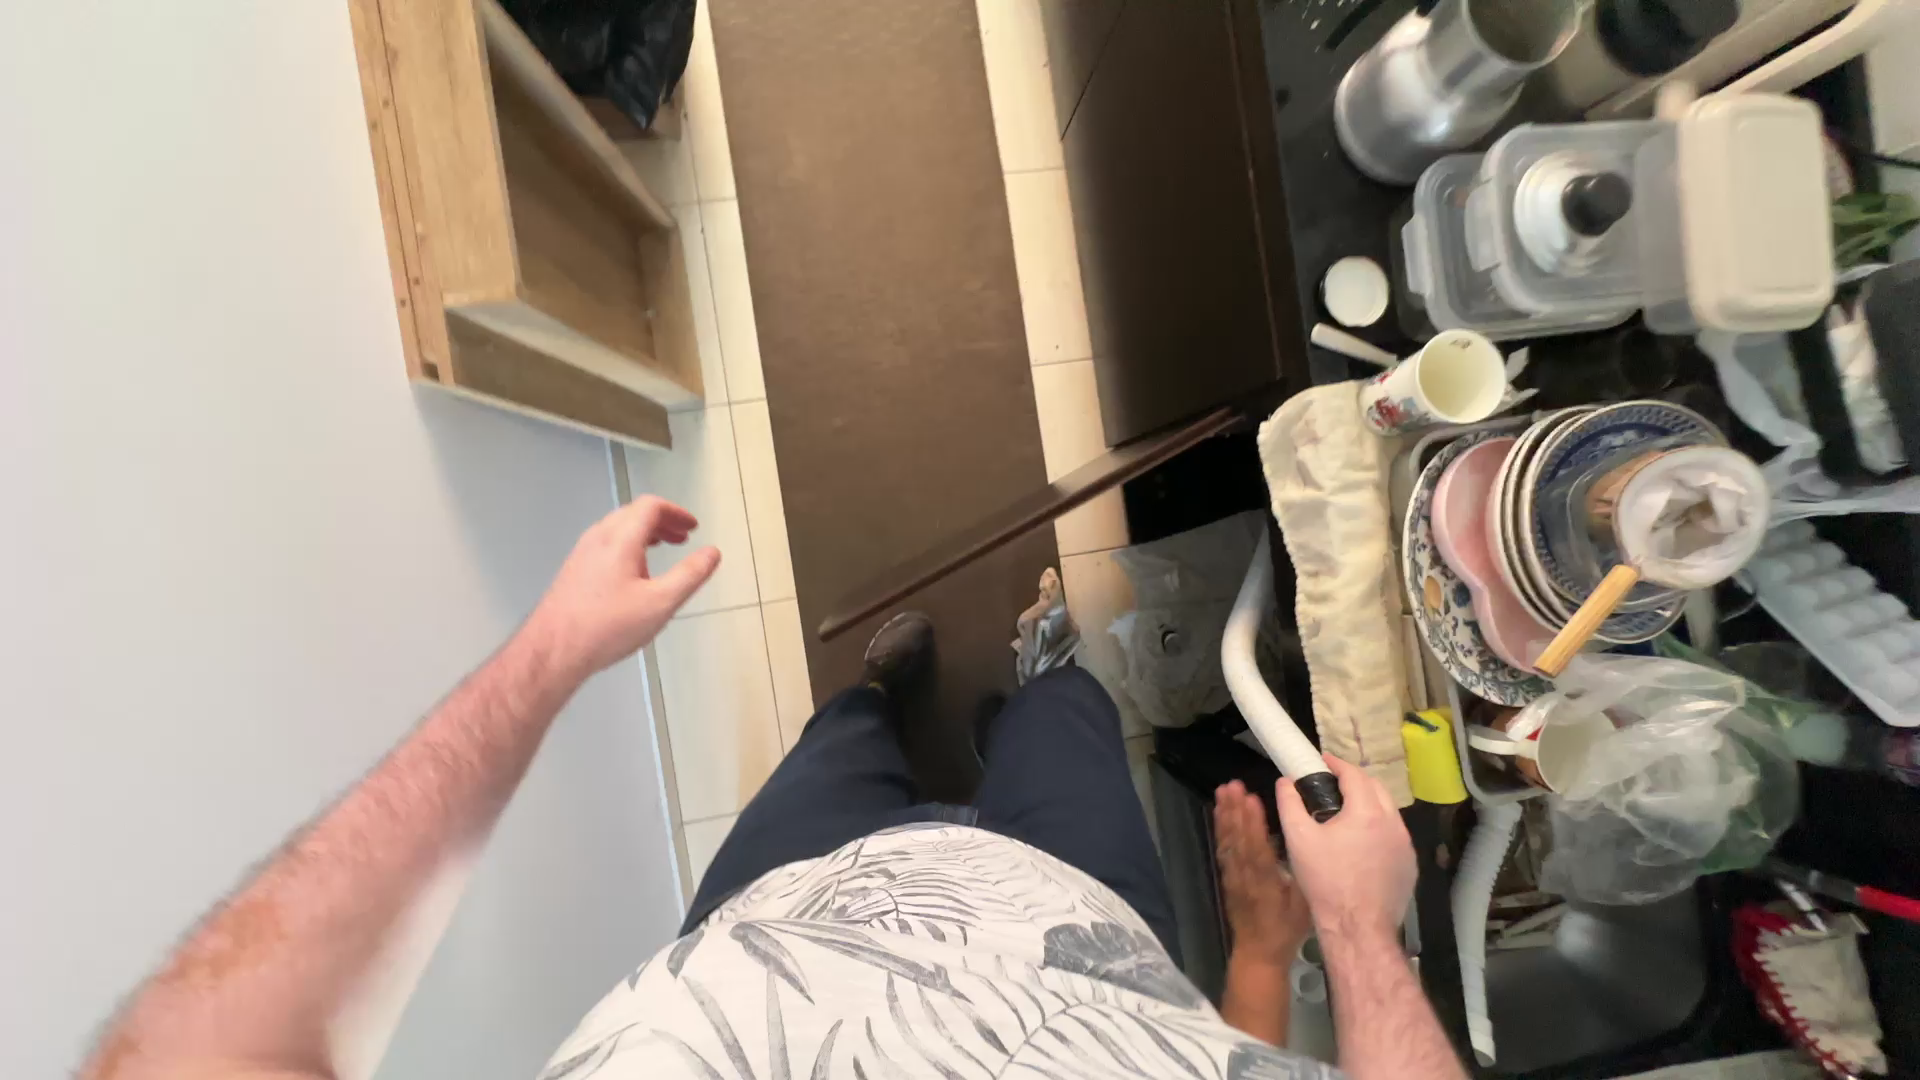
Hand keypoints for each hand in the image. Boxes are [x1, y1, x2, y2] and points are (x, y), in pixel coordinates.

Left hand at [521, 497, 719, 680]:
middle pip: (633, 513)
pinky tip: (636, 572)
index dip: (676, 512)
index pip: (650, 506)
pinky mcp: (574, 570)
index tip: (693, 528)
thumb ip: (690, 575)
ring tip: (664, 550)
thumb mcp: (661, 603)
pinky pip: (606, 544)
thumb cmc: (610, 626)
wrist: (552, 652)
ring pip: (617, 528)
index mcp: (620, 539)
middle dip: (663, 521)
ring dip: (645, 532)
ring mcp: (582, 553)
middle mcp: (598, 538)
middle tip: (684, 538)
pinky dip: (629, 544)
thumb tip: (713, 552)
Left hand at [1215, 780, 1311, 968]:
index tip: (1251, 799)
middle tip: (1233, 785)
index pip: (1257, 849)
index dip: (1253, 824)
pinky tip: (1220, 812)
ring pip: (1227, 840)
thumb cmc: (1286, 931)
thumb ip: (1303, 878)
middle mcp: (1245, 876)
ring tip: (1223, 790)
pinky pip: (1223, 847)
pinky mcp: (1227, 875)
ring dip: (1225, 814)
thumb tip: (1310, 848)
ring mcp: (1233, 875)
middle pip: (1238, 839)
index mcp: (1266, 884)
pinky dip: (1221, 827)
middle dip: (1235, 810)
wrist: (1258, 952)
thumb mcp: (1303, 908)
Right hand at [1276, 755, 1414, 944]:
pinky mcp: (1409, 866)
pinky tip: (1359, 842)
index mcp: (1367, 812)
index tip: (1321, 761)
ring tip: (1343, 811)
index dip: (1336, 764)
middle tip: (1330, 783)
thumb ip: (1290, 802)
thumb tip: (1286, 781)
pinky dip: (1377, 826)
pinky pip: (1393, 834)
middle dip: (1354, 780)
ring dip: (1367, 802)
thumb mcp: (1297, 837)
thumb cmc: (1325, 879)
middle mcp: (1393, 824)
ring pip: (1388, 811)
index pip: (1354, 774)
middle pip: (1376, 788)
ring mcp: (1405, 846)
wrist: (1357, 927)